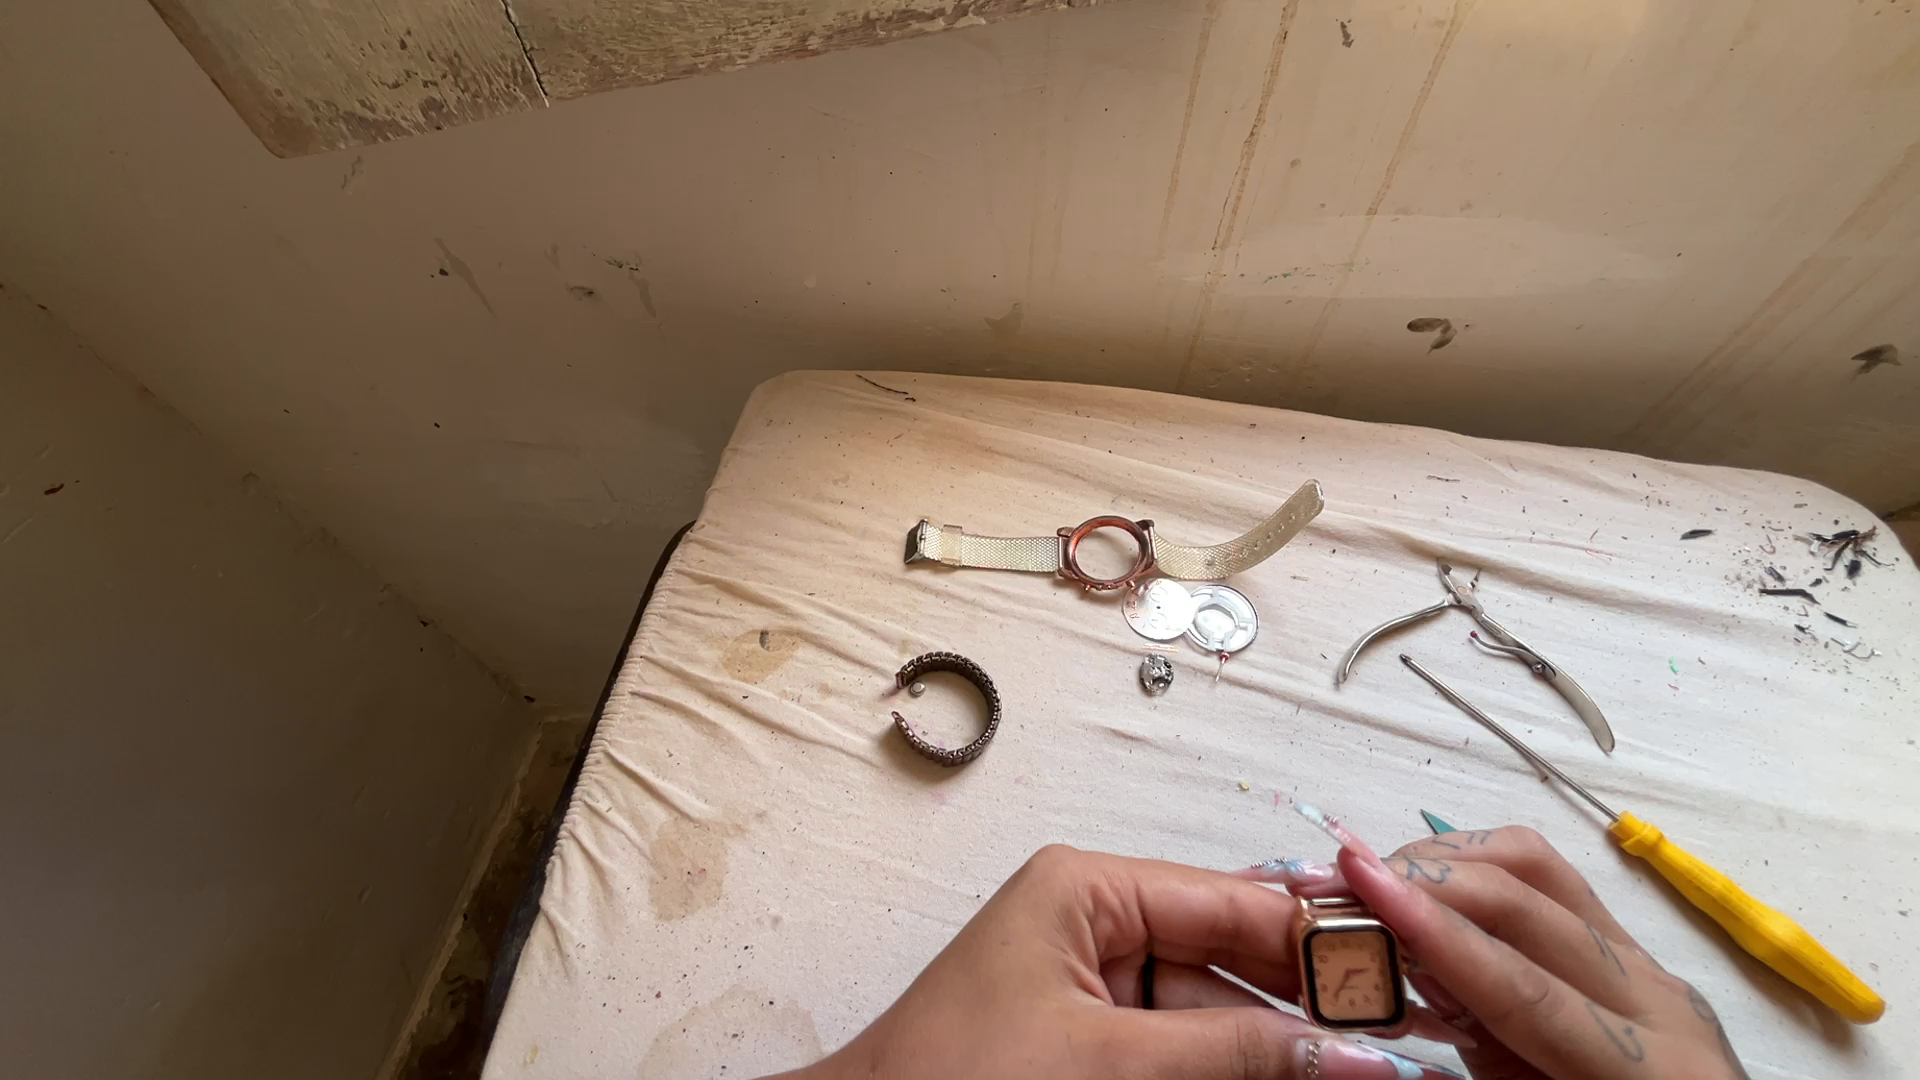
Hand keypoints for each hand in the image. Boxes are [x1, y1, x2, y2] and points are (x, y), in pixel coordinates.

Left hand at [771, 845, 1467, 1079]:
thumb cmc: (960, 1075)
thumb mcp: (1108, 1060)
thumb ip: (1228, 1051)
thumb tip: (1345, 1052)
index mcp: (1087, 887)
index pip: (1225, 900)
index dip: (1313, 940)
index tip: (1397, 977)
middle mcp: (1094, 915)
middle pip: (1225, 953)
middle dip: (1303, 1004)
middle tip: (1397, 1041)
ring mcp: (1093, 972)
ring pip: (1210, 1006)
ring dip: (1273, 1046)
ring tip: (1356, 1066)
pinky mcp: (1090, 1028)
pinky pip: (1177, 1039)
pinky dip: (1226, 1064)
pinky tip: (1284, 1076)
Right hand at [1289, 826, 1750, 1078]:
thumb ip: (1453, 1044)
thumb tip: (1377, 968)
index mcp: (1649, 1075)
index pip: (1520, 985)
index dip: (1431, 928)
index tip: (1356, 878)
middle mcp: (1656, 1000)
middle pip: (1521, 896)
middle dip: (1417, 875)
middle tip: (1336, 879)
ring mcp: (1636, 956)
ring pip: (1527, 858)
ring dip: (1437, 856)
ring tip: (1374, 881)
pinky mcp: (1611, 934)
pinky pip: (1531, 867)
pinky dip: (1460, 861)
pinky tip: (1418, 885)